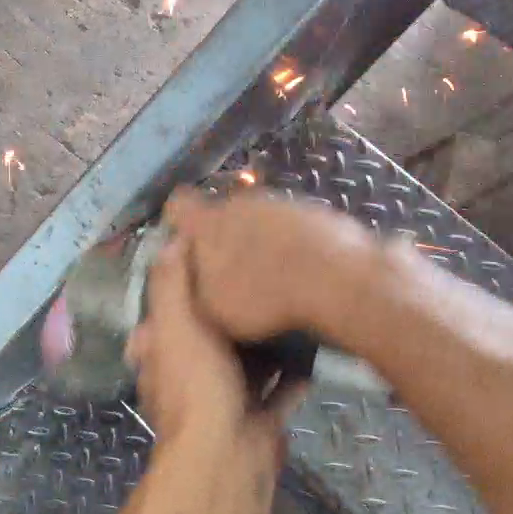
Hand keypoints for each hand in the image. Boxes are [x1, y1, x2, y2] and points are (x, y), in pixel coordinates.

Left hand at [128, 235, 289, 472]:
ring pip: (245, 367)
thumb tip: (172, 241)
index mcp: (161, 358)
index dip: (183, 291)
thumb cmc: (196, 385)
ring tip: (293, 311)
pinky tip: (313, 355)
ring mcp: (222, 405)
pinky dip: (292, 379)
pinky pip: (277, 395)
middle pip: (209, 342)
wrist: (226, 456)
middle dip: (231, 317)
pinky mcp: (256, 423)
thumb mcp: (176, 324)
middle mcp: (187, 381)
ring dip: (265, 347)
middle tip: (264, 282)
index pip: (166, 318)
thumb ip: (172, 285)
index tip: (213, 263)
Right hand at [163, 188, 388, 348]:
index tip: (181, 242)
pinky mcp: (315, 211)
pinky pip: (290, 228)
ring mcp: (280, 204)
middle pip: (220, 214)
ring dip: (257, 242)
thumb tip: (177, 280)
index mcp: (206, 224)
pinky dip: (289, 246)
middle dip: (220, 238)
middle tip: (227, 274)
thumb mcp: (209, 309)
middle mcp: (240, 203)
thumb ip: (187, 289)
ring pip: (257, 220)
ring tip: (268, 278)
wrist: (337, 280)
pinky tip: (299, 275)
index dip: (175, 221)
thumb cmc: (261, 297)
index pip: (177, 205)